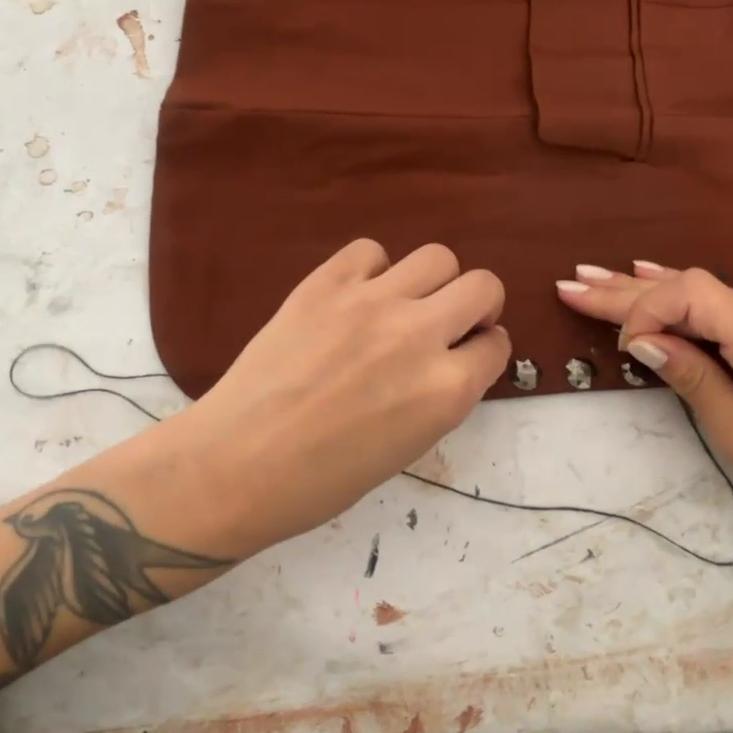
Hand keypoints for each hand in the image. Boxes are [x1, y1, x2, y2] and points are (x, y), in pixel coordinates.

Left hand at [175, 239, 509, 555]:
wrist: (236, 463)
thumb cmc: (320, 481)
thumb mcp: (405, 449)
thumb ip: (436, 397)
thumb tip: (445, 361)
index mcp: (445, 392)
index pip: (496, 346)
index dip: (484, 351)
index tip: (468, 355)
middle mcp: (419, 335)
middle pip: (483, 286)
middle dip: (478, 306)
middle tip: (450, 323)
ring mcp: (371, 302)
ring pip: (437, 257)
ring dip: (432, 282)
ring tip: (403, 304)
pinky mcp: (325, 283)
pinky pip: (370, 250)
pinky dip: (373, 269)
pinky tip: (356, 296)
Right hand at [555, 261, 732, 542]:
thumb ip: (695, 381)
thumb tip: (643, 341)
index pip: (693, 294)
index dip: (646, 309)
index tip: (626, 350)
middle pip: (693, 287)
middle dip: (627, 290)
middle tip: (571, 285)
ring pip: (708, 291)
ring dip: (648, 290)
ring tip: (593, 278)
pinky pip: (729, 301)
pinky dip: (683, 297)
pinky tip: (648, 273)